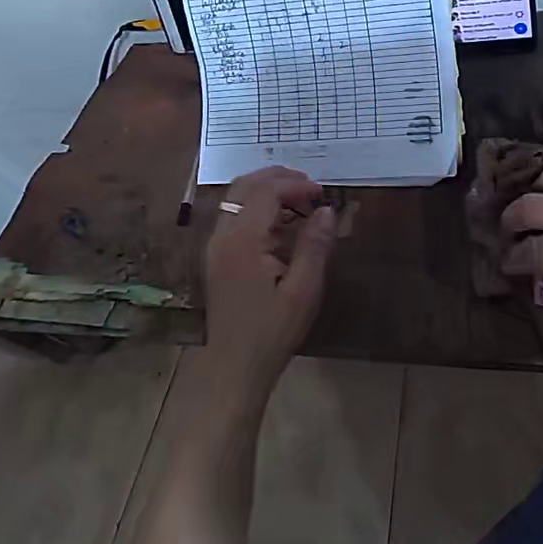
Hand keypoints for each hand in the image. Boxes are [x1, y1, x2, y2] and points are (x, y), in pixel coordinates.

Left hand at [202, 166, 337, 389]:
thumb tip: (327, 210)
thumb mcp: (304, 290)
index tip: (322, 194)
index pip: (266, 192)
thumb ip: (314, 245)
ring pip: (237, 197)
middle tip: (310, 187)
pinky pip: (235, 215)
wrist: (235, 365)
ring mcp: (216, 245)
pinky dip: (258, 208)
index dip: (296, 185)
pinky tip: (282, 224)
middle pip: (245, 185)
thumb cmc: (273, 330)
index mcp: (242, 240)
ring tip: (300, 202)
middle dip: (278, 178)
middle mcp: (223, 235)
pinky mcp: (217, 255)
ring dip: (267, 191)